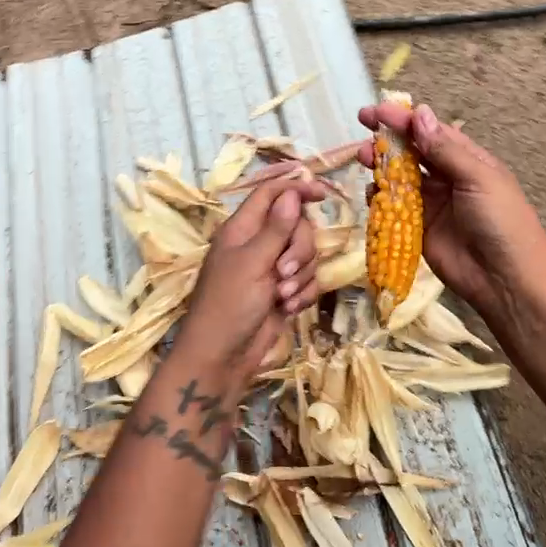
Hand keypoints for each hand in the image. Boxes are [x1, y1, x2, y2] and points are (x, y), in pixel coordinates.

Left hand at [173, 178, 322, 386]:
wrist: (223, 358)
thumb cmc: (228, 305)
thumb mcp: (252, 263)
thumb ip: (275, 228)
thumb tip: (292, 193)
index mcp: (242, 228)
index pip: (271, 193)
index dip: (295, 188)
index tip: (322, 194)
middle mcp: (258, 243)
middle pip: (296, 225)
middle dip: (299, 248)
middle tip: (284, 271)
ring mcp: (272, 268)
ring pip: (305, 254)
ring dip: (300, 275)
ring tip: (282, 297)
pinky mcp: (284, 291)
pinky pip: (307, 280)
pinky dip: (302, 294)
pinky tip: (289, 309)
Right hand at [357, 102, 545, 316]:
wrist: (507, 280)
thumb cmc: (501, 221)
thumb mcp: (477, 178)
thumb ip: (445, 149)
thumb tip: (419, 113)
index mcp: (467, 160)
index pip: (431, 132)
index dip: (404, 120)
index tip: (376, 112)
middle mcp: (447, 178)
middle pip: (412, 151)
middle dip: (388, 138)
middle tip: (363, 126)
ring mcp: (432, 204)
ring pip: (399, 177)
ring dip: (380, 164)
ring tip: (363, 157)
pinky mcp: (419, 229)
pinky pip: (395, 208)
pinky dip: (380, 198)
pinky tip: (372, 192)